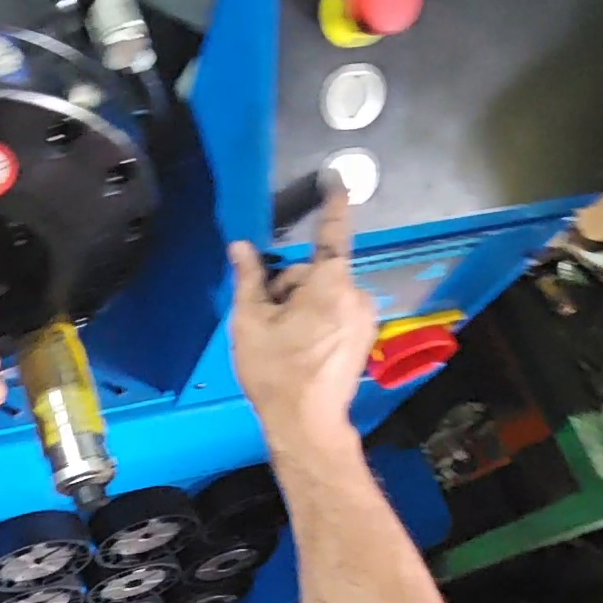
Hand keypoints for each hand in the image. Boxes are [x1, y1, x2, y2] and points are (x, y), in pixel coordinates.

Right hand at [228, 191, 375, 454]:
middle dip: (289, 288)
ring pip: (325, 295)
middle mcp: (355, 296)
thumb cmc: (275, 371)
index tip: (338, 179)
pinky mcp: (362, 338)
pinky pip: (335, 314)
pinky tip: (298, 350)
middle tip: (266, 321)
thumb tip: (240, 248)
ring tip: (279, 340)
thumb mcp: (250, 323)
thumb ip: (248, 279)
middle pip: (315, 274)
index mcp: (330, 285)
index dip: (332, 205)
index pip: (331, 235)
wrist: (305, 423)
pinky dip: (315, 321)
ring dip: (301, 306)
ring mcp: (363, 319)